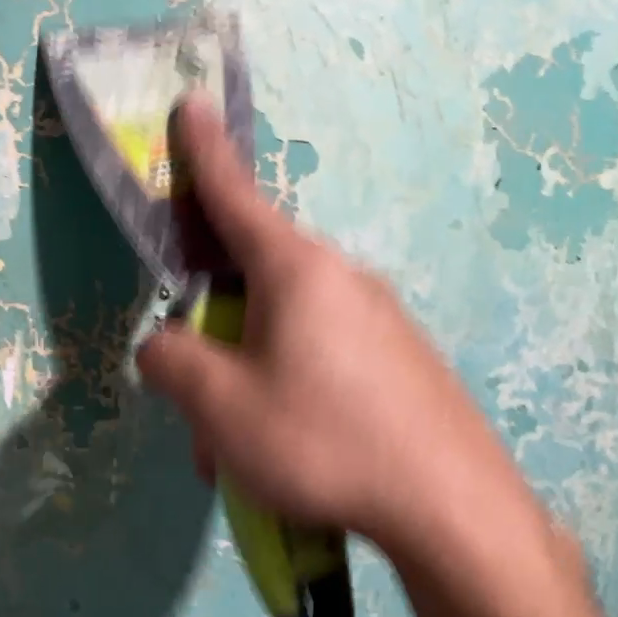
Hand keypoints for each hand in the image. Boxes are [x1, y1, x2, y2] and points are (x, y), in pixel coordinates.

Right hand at [136, 96, 553, 568]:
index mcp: (295, 271)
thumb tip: (164, 346)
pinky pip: (318, 361)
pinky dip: (284, 397)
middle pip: (249, 286)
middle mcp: (341, 280)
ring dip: (244, 384)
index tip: (191, 106)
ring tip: (240, 456)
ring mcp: (378, 322)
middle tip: (198, 411)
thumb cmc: (322, 441)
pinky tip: (289, 455)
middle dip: (211, 339)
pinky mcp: (401, 363)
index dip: (203, 155)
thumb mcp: (217, 406)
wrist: (454, 511)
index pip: (234, 198)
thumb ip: (169, 362)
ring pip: (280, 335)